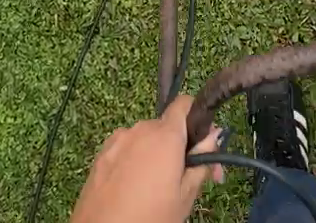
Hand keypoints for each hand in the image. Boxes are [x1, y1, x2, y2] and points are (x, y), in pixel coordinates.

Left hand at [69, 94, 224, 222]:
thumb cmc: (149, 218)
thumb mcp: (185, 196)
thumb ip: (202, 161)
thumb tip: (214, 136)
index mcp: (165, 135)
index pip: (184, 104)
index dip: (197, 118)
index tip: (204, 145)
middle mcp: (141, 129)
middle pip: (166, 127)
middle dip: (178, 147)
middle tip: (186, 177)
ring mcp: (118, 139)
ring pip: (146, 140)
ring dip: (155, 155)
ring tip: (156, 188)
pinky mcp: (101, 153)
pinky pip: (126, 149)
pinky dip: (134, 161)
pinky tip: (133, 188)